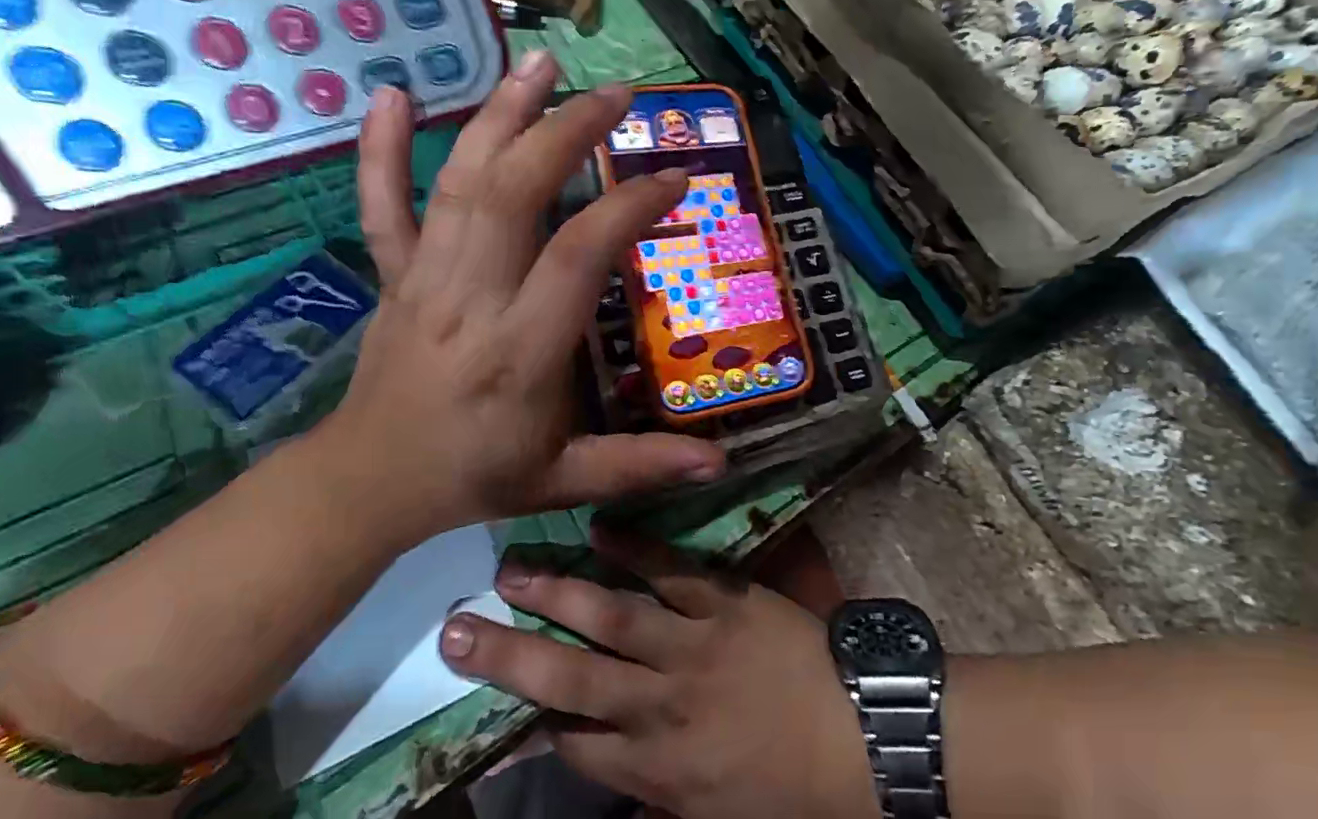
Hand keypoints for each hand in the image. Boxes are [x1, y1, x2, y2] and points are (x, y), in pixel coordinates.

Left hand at [335, 52, 725, 534]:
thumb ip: (638, 467)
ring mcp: (424, 279)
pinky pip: (382, 205)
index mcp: (518, 352)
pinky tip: (395, 94)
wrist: (369, 481)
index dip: (627, 207)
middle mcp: (469, 300)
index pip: (576, 257)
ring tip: (540, 63)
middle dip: (566, 133)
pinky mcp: (393, 274)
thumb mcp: (562, 483)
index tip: (674, 176)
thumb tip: (720, 465)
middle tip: (615, 95)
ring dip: (500, 116)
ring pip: (458, 184)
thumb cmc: (473, 478)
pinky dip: (383, 149)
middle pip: (513, 195)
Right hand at [440, 528, 879, 818]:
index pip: (574, 743)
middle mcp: (661, 706)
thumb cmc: (787, 787)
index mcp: (657, 768)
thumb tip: (595, 758)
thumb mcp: (712, 812)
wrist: (861, 738)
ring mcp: (692, 647)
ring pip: (611, 617)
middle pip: (570, 679)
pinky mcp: (725, 602)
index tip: (490, 693)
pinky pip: (671, 570)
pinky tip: (598, 527)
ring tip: (510, 570)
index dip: (530, 718)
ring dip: (558, 593)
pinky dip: (634, 549)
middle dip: (509, 656)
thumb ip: (650, 787)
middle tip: (456, 628)